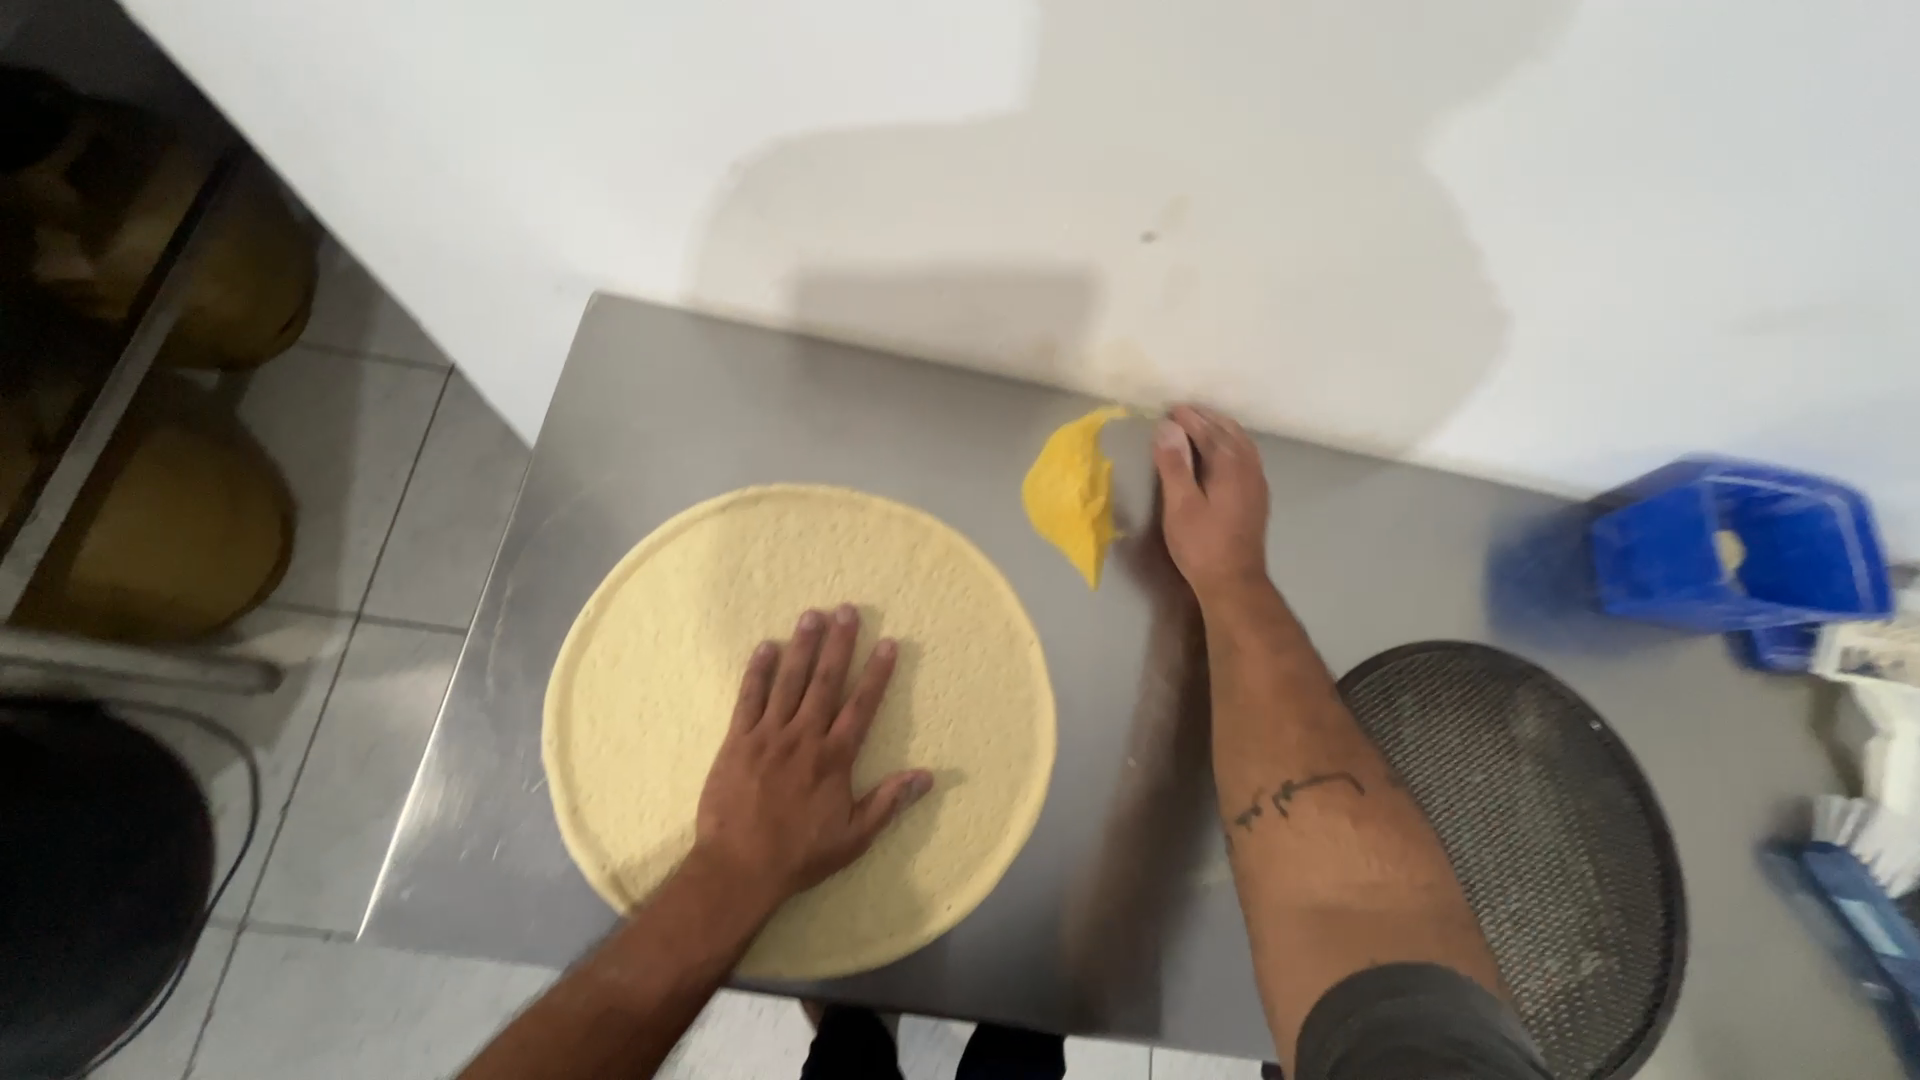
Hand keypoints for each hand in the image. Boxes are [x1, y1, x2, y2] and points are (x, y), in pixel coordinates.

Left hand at [690, 605, 933, 914]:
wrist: (738, 870)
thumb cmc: (800, 856)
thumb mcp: (855, 837)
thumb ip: (889, 802)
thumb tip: (928, 776)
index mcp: (834, 758)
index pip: (861, 705)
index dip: (876, 673)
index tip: (886, 643)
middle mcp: (804, 738)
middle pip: (825, 681)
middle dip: (838, 644)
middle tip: (846, 610)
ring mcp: (768, 736)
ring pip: (788, 682)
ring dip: (802, 646)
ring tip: (811, 615)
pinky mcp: (737, 742)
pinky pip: (748, 699)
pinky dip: (757, 672)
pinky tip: (765, 647)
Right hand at [1152, 404, 1271, 606]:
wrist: (1234, 581)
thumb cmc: (1201, 545)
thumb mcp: (1180, 505)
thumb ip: (1174, 465)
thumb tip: (1167, 427)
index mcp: (1230, 466)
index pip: (1208, 431)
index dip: (1189, 419)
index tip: (1171, 409)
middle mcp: (1249, 468)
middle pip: (1229, 432)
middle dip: (1207, 419)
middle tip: (1183, 413)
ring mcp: (1257, 483)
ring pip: (1241, 444)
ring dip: (1221, 430)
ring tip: (1201, 425)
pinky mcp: (1257, 497)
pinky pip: (1246, 456)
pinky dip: (1231, 444)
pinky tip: (1223, 453)